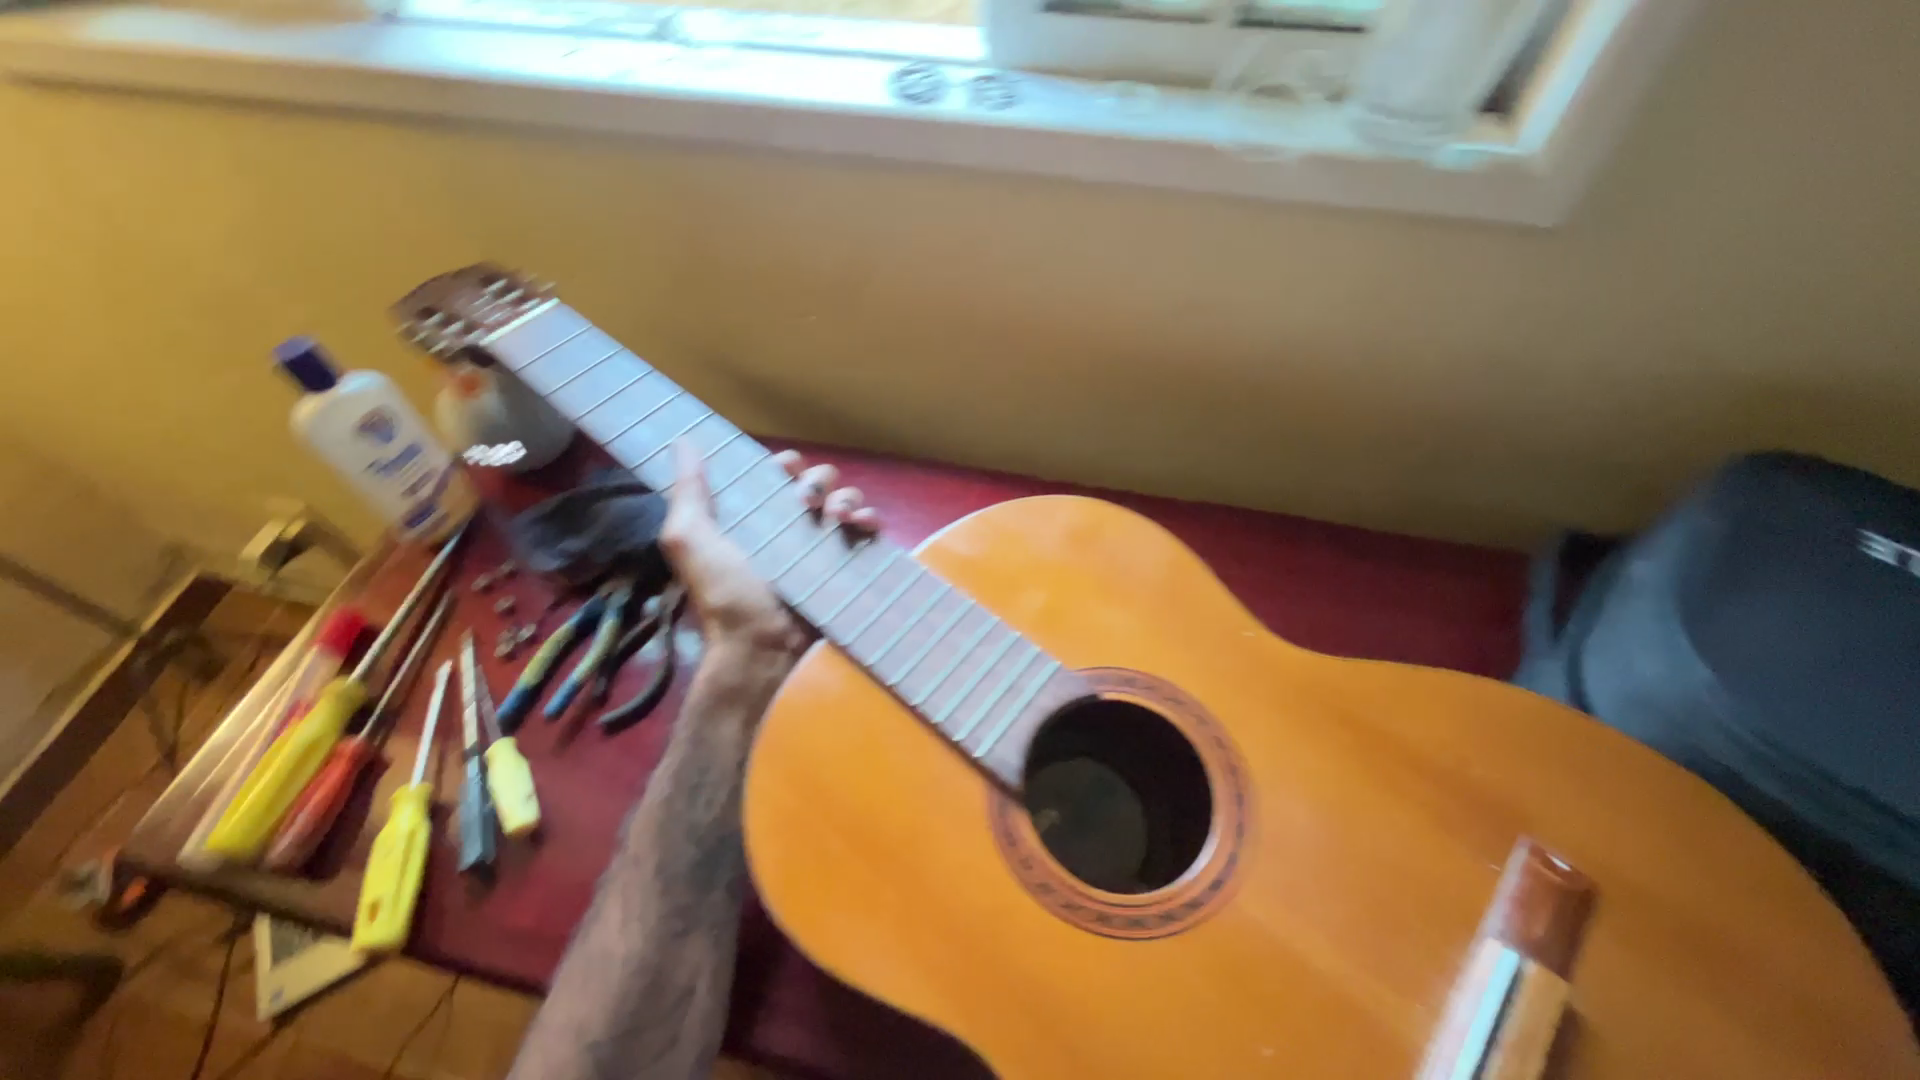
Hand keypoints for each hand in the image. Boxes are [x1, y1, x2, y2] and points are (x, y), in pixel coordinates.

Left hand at [659, 441, 880, 655]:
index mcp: (754, 516)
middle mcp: (789, 527)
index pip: (776, 474)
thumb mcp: (690, 540)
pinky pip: (868, 530)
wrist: (760, 647)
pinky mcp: (847, 564)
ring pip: (845, 500)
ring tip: (837, 517)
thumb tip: (683, 441)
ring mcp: (821, 546)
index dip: (783, 465)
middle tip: (806, 502)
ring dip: (846, 497)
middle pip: (817, 482)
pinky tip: (861, 526)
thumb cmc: (724, 594)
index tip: (783, 469)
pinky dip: (870, 519)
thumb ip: (687, 492)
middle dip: (818, 481)